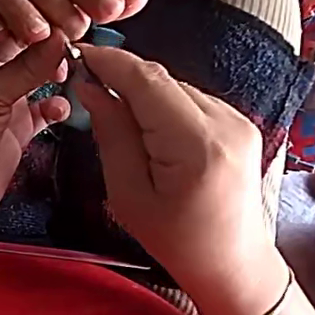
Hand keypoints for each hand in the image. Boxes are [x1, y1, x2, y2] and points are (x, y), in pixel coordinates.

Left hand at [0, 35, 71, 252]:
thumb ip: (25, 68)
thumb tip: (58, 37)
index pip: (12, 33)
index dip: (40, 26)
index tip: (70, 20)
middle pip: (29, 54)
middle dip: (54, 50)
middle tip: (78, 47)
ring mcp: (5, 106)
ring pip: (40, 80)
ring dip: (58, 76)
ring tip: (73, 74)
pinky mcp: (17, 131)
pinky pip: (44, 111)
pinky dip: (56, 106)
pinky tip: (61, 108)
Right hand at [75, 44, 289, 314]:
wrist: (232, 262)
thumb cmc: (175, 238)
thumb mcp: (127, 193)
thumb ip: (111, 134)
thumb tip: (91, 89)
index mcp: (196, 144)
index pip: (147, 82)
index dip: (109, 62)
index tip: (76, 53)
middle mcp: (224, 122)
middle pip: (161, 80)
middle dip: (120, 75)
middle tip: (83, 83)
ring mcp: (236, 120)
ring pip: (173, 86)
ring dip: (139, 91)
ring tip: (111, 110)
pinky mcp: (237, 122)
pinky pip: (187, 99)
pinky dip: (159, 103)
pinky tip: (143, 125)